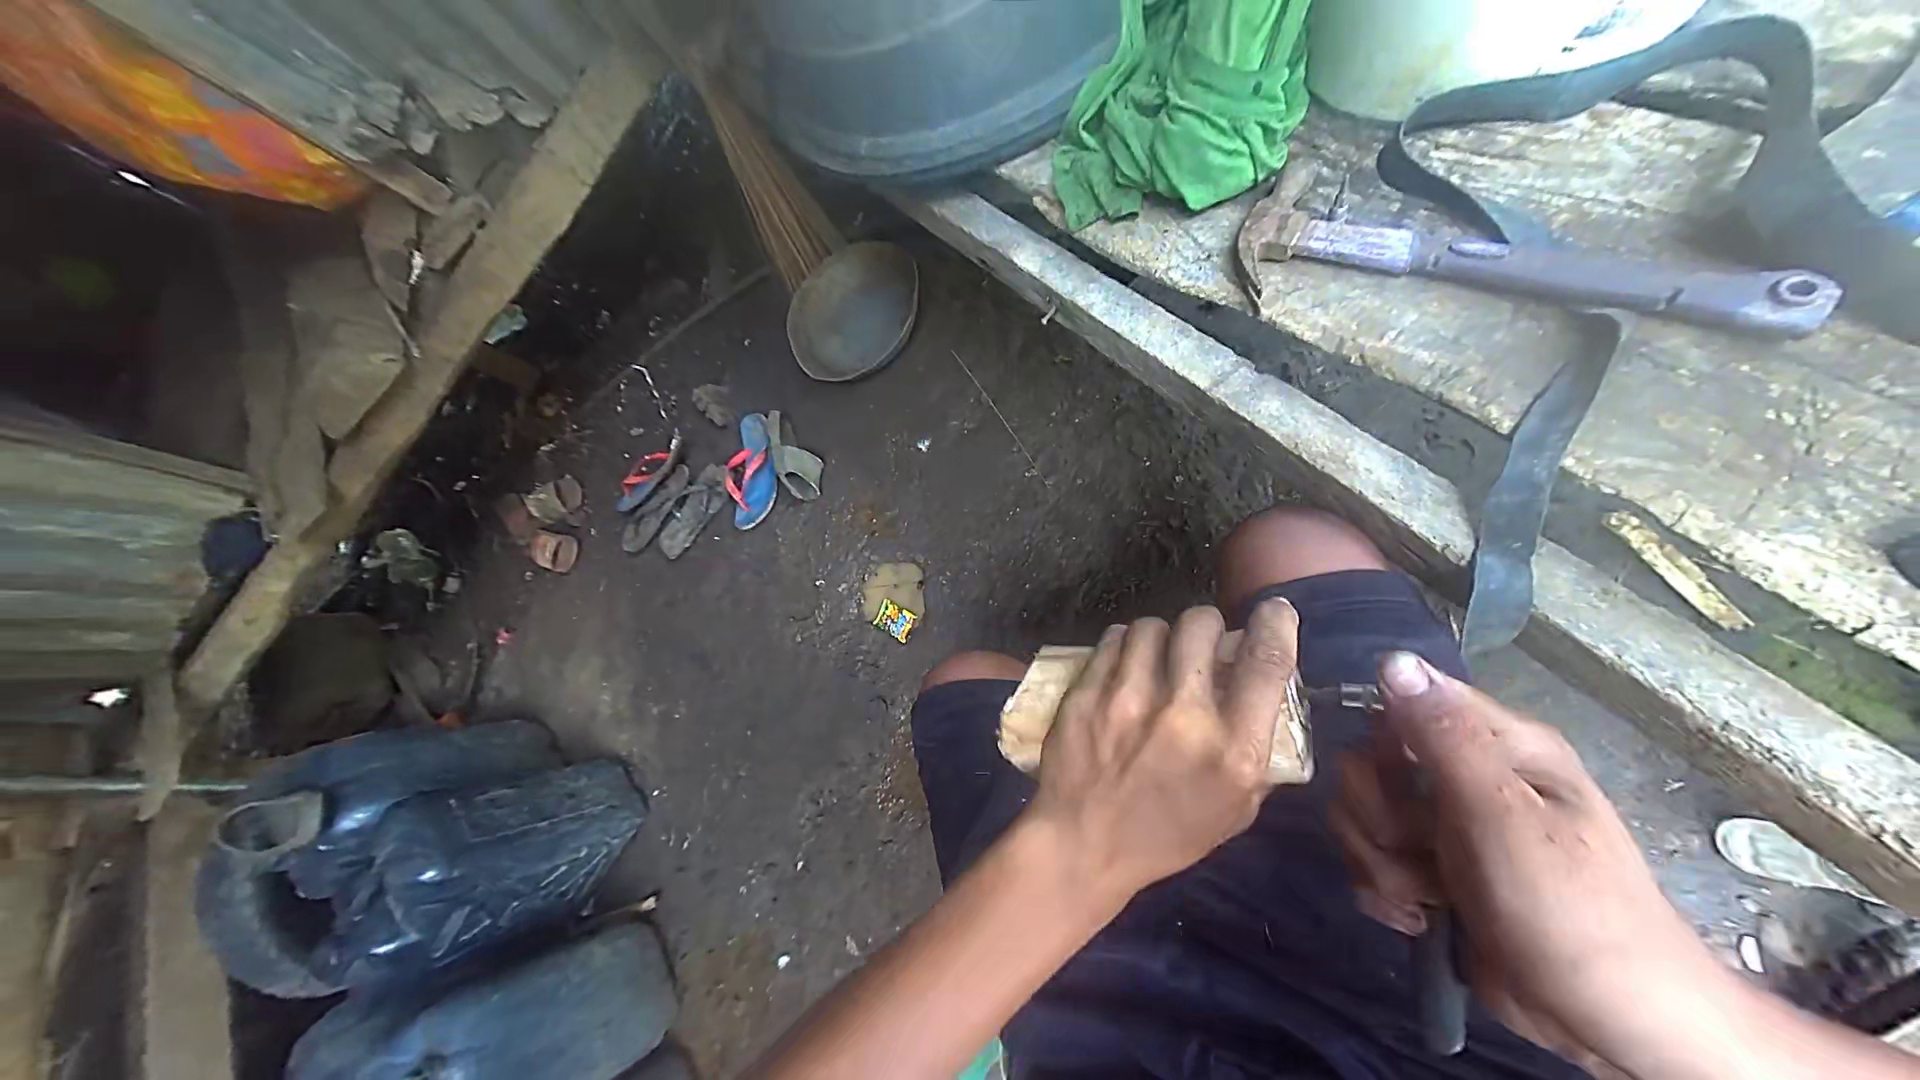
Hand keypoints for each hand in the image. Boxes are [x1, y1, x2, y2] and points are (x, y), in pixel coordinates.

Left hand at [1024, 599, 1300, 902]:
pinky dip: (1126, 644)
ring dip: (1163, 634)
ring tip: (1159, 654)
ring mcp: (1127, 701)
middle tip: (1201, 641)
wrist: (1085, 843)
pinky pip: (1114, 640)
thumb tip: (1264, 687)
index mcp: (1232, 751)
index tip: (1274, 610)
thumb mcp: (1236, 807)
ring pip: (1152, 625)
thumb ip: (1256, 746)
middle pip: (1201, 625)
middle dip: (1207, 624)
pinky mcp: (1086, 693)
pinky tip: (1126, 663)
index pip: (1266, 661)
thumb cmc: (1167, 833)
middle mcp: (1182, 718)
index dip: (1277, 623)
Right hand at [1331, 651, 1744, 1073]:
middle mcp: (1464, 774)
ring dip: (1381, 862)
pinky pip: (1366, 857)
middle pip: (1365, 764)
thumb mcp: (1505, 817)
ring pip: (1358, 815)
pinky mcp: (1426, 866)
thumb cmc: (1570, 912)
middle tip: (1426, 851)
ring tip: (1430, 895)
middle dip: (1380, 818)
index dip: (1386, 746)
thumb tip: (1394, 659)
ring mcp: (1442, 823)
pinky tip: (1420, 914)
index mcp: (1497, 744)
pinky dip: (1384, 890)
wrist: (1610, 1026)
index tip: (1407, 788)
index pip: (1400, 705)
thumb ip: (1445, 736)